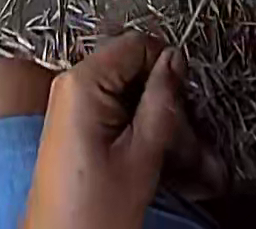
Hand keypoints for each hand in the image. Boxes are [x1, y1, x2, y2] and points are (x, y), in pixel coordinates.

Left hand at [23, 33, 191, 228]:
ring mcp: (71, 103)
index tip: (182, 98)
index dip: (165, 66)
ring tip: (175, 155)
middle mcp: (72, 84)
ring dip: (155, 117)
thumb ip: (161, 99)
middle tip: (184, 136)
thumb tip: (176, 58)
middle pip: (133, 69)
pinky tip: (153, 156)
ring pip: (129, 92)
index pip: (137, 44)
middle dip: (163, 99)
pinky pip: (116, 109)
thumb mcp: (140, 155)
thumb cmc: (91, 217)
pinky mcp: (75, 124)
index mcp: (83, 82)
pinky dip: (138, 128)